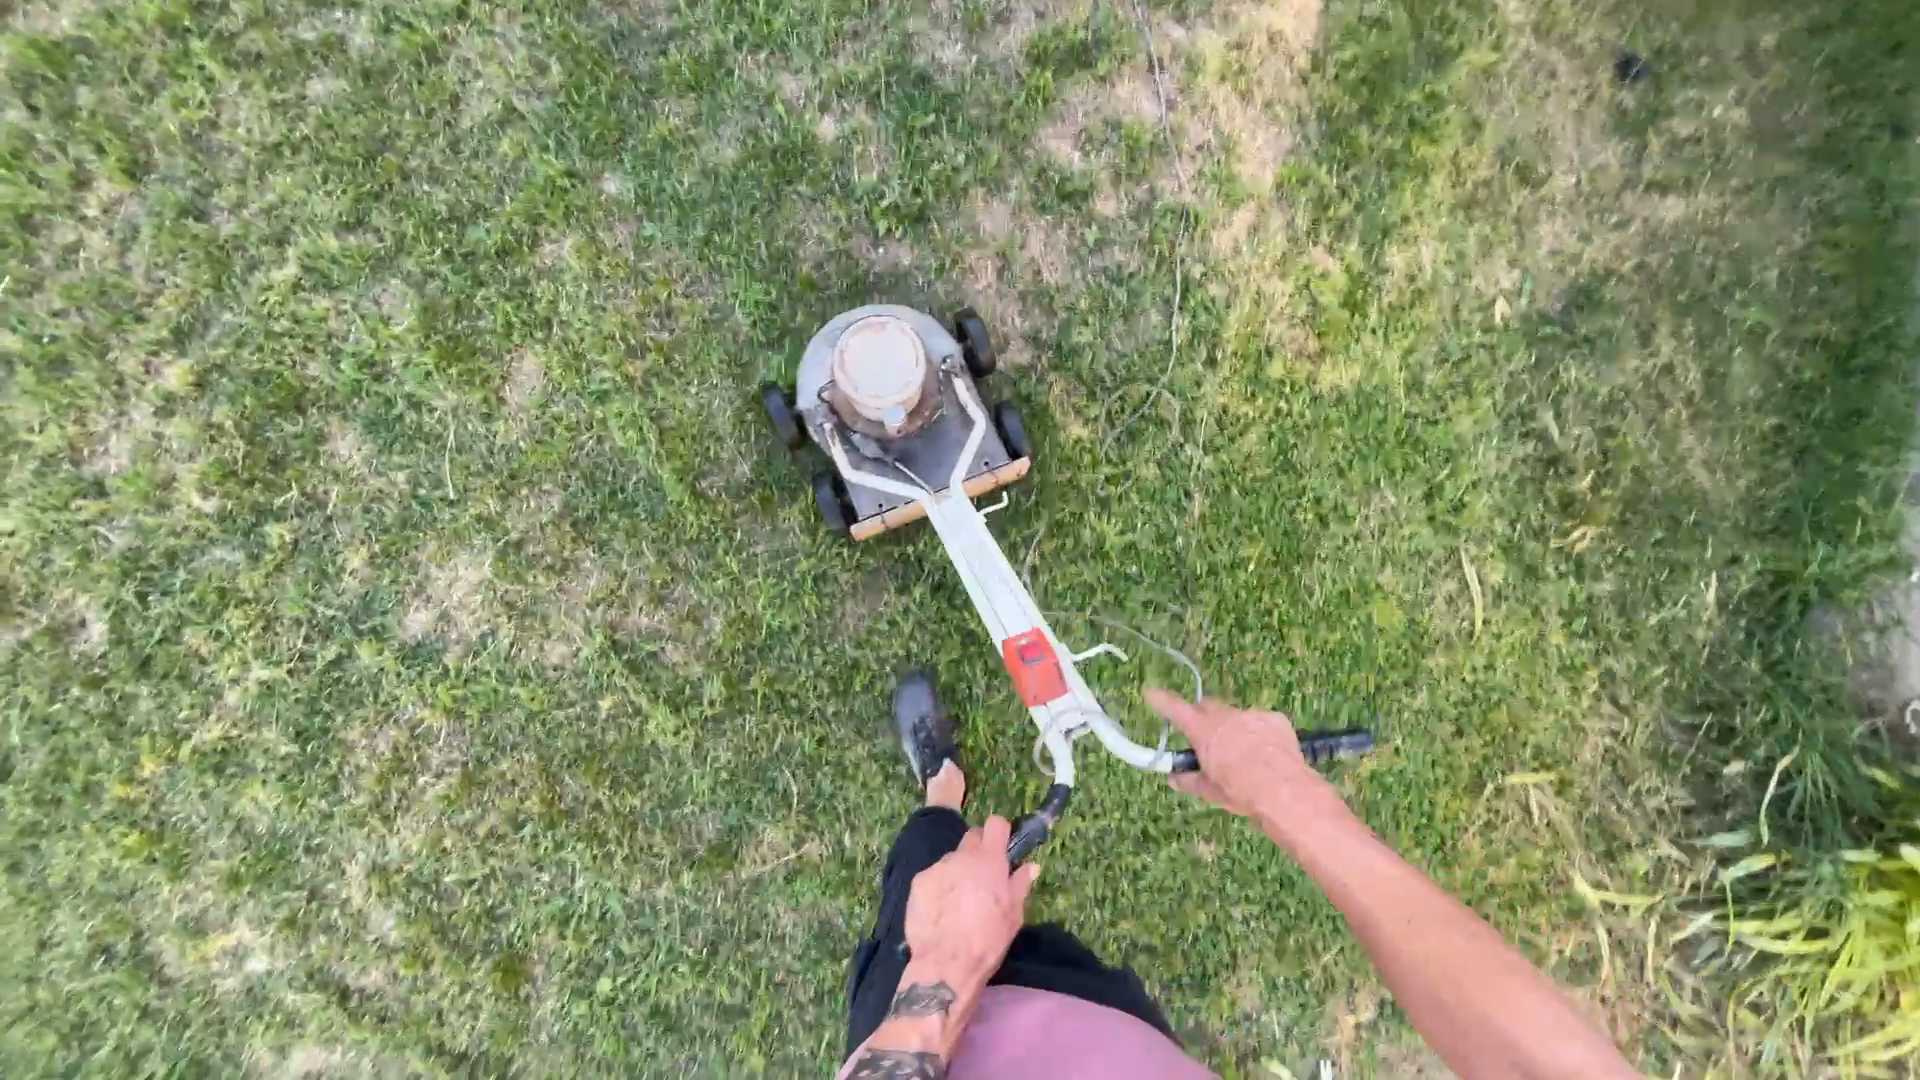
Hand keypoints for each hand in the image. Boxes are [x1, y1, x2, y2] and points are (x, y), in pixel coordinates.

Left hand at [903, 815, 1040, 989]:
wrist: (946, 964)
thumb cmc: (987, 940)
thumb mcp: (1013, 915)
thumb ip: (1020, 885)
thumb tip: (1030, 866)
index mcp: (989, 860)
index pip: (996, 824)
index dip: (1000, 832)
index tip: (1001, 846)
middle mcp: (962, 856)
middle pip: (972, 837)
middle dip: (978, 850)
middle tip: (981, 876)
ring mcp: (938, 867)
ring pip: (951, 860)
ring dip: (957, 872)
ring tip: (958, 902)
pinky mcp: (918, 881)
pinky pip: (932, 876)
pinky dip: (938, 887)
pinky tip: (940, 910)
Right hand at [1146, 687, 1334, 824]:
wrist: (1286, 792)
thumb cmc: (1241, 792)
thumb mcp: (1210, 791)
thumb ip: (1189, 780)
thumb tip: (1173, 778)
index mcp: (1203, 731)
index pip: (1175, 708)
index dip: (1161, 700)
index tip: (1151, 693)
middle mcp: (1225, 716)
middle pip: (1207, 707)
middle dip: (1202, 717)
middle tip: (1205, 737)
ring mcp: (1251, 715)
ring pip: (1235, 715)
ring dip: (1232, 727)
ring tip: (1242, 752)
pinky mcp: (1274, 719)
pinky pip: (1260, 721)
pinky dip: (1257, 732)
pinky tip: (1265, 752)